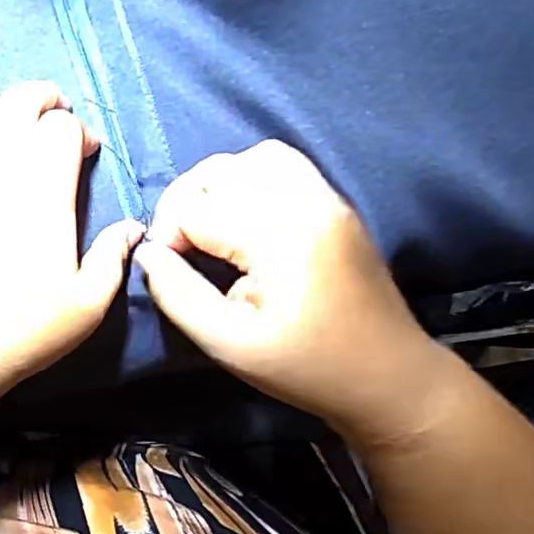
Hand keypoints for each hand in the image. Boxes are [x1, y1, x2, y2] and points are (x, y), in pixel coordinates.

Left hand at [0, 82, 143, 401]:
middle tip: (56, 107)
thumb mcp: (89, 303)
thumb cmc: (28, 330)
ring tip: (12, 117)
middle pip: (13, 110)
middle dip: (38, 97)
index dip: (78, 129)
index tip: (90, 150)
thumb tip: (135, 228)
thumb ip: (114, 257)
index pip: (59, 131)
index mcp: (44, 198)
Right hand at [134, 140, 462, 442]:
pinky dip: (250, 180)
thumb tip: (147, 253)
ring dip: (217, 185)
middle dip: (185, 203)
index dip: (167, 234)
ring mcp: (326, 198)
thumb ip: (178, 295)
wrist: (386, 376)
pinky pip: (285, 165)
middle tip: (178, 247)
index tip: (167, 269)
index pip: (197, 207)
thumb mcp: (229, 344)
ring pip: (253, 158)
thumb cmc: (304, 368)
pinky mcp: (336, 205)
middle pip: (221, 171)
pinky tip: (242, 218)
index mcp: (280, 237)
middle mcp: (305, 203)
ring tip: (207, 226)